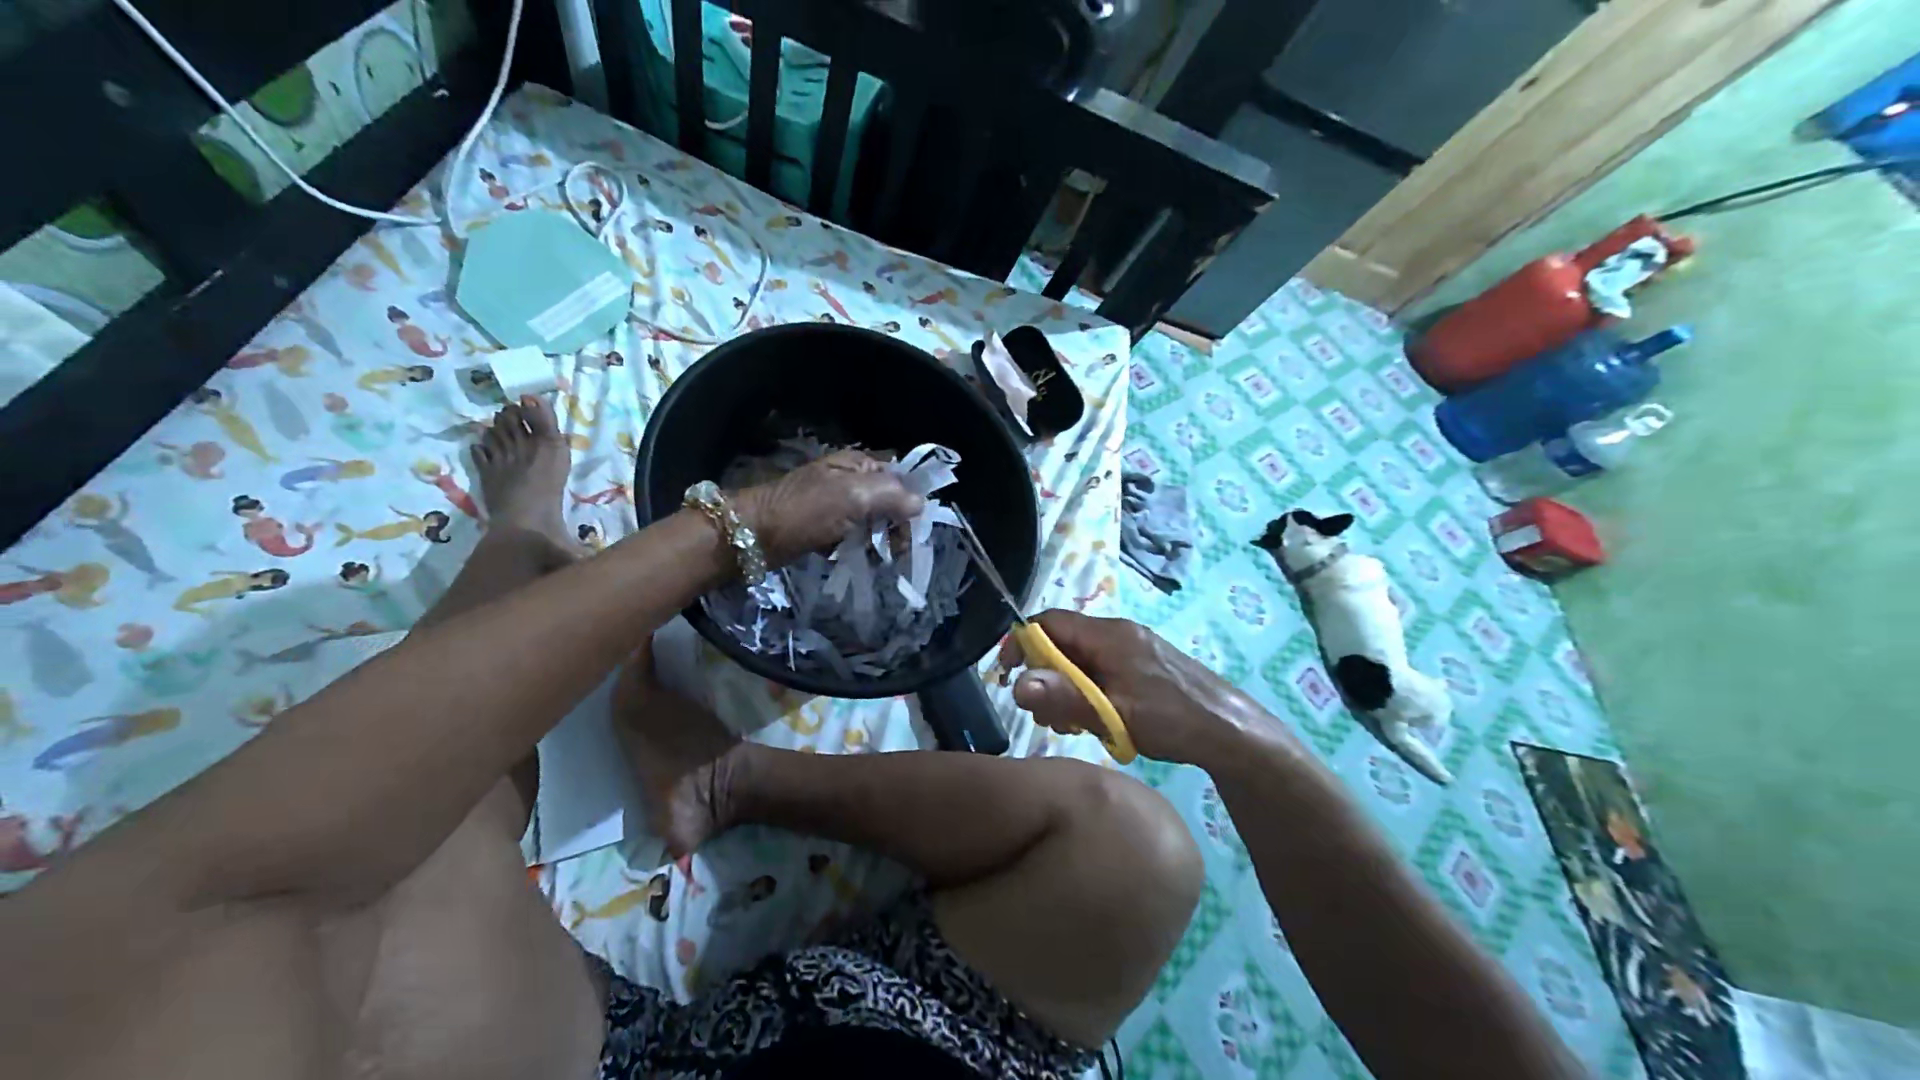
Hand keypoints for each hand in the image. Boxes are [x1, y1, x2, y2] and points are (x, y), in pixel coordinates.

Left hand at [734, 450, 923, 565]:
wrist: (751, 535)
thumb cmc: (804, 513)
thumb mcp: (852, 498)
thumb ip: (891, 496)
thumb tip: (921, 503)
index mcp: (858, 464)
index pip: (900, 478)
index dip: (911, 503)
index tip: (911, 531)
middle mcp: (849, 479)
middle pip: (888, 501)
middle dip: (895, 526)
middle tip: (894, 552)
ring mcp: (835, 504)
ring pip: (871, 521)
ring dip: (878, 541)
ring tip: (877, 560)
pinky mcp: (823, 526)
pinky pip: (852, 535)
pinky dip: (858, 547)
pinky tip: (857, 559)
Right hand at [1004, 610, 1295, 766]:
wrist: (1233, 734)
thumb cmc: (1173, 719)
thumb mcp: (1115, 713)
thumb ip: (1066, 697)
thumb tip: (1016, 684)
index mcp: (1109, 635)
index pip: (1050, 622)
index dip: (1022, 643)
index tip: (1006, 674)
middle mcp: (1118, 634)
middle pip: (1064, 642)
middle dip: (1044, 674)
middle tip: (1042, 713)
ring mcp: (1133, 650)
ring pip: (1082, 660)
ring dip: (1066, 688)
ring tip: (1068, 723)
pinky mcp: (1143, 668)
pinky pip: (1101, 671)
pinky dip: (1088, 692)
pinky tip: (1095, 721)